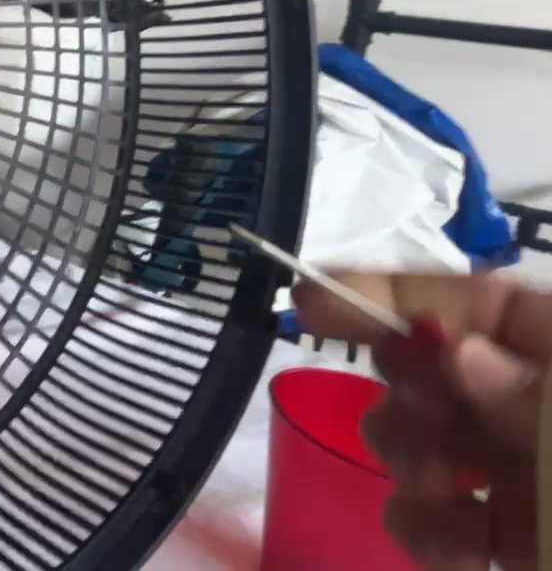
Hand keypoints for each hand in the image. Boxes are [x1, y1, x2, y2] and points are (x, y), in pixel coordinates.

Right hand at [294, 274, 548, 569]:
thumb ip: (535, 394)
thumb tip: (448, 344)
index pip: (482, 303)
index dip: (393, 295)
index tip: (310, 301)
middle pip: (441, 370)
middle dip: (406, 395)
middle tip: (417, 431)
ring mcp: (545, 483)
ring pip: (433, 441)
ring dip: (409, 462)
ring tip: (432, 496)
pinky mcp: (530, 543)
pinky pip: (447, 514)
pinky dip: (427, 525)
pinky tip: (440, 544)